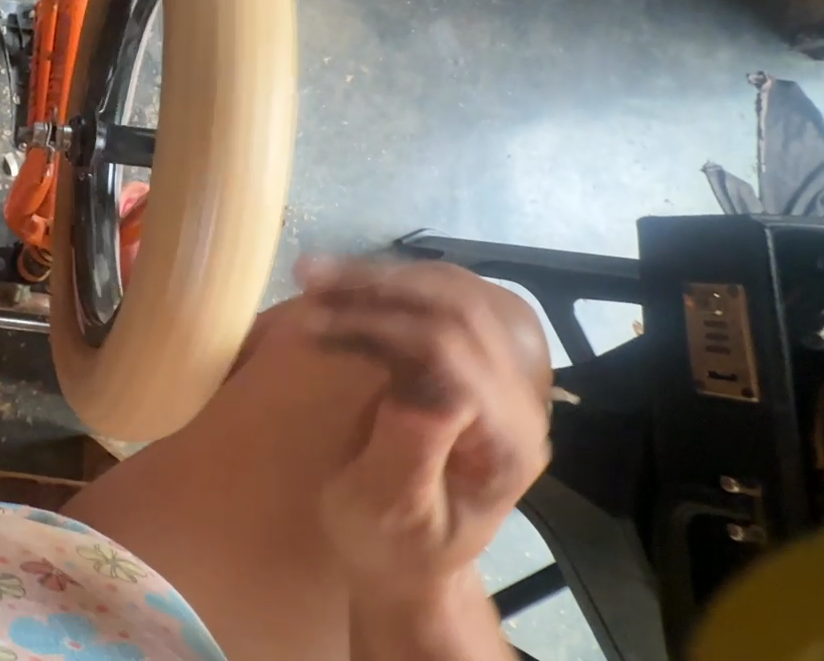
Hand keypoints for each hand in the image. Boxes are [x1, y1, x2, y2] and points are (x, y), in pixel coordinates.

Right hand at [298, 257, 551, 601]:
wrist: (408, 551)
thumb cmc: (389, 542)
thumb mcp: (389, 514)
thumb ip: (409, 456)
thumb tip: (418, 392)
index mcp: (504, 443)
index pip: (455, 354)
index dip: (381, 324)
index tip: (310, 320)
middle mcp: (517, 401)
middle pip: (462, 311)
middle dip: (378, 286)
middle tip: (306, 278)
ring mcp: (501, 375)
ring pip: (456, 293)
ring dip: (382, 275)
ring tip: (314, 273)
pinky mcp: (478, 359)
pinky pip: (445, 298)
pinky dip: (390, 281)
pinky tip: (345, 284)